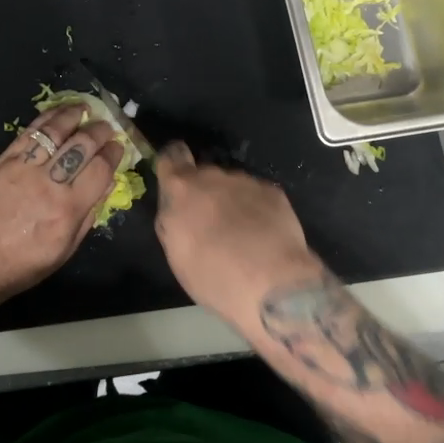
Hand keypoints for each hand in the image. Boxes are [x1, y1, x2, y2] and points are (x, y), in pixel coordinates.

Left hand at [0, 101, 123, 305]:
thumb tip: (108, 184)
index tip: (118, 145)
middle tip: (106, 126)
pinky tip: (58, 113)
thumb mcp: (65, 250)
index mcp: (68, 210)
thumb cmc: (24, 263)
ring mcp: (24, 169)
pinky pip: (29, 133)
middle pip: (81, 145)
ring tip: (84, 109)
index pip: (100, 170)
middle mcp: (49, 184)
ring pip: (55, 132)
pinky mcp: (4, 161)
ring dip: (73, 116)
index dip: (113, 153)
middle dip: (99, 131)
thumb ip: (89, 216)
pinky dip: (46, 119)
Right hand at [154, 143, 322, 326]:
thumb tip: (179, 210)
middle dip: (207, 195)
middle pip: (204, 176)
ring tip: (245, 237)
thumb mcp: (177, 255)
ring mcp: (244, 181)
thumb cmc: (215, 278)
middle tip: (216, 226)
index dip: (175, 166)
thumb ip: (174, 222)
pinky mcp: (272, 191)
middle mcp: (211, 176)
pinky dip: (259, 211)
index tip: (180, 182)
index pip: (171, 157)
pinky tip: (266, 238)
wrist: (272, 285)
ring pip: (233, 187)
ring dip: (234, 203)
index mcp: (180, 190)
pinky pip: (258, 196)